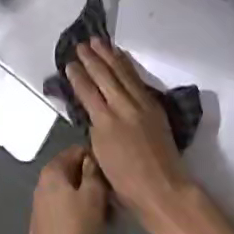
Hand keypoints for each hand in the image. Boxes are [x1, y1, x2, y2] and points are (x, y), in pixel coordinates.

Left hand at [26, 144, 108, 233]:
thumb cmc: (75, 228)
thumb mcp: (93, 196)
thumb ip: (94, 172)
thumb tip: (92, 159)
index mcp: (53, 169)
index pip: (78, 150)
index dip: (97, 159)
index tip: (111, 175)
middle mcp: (44, 180)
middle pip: (75, 170)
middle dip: (94, 181)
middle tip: (112, 196)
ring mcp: (43, 201)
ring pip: (72, 190)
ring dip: (89, 197)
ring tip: (107, 212)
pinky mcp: (46, 220)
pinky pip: (67, 206)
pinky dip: (80, 210)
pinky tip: (93, 223)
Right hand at [66, 40, 197, 233]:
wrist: (164, 191)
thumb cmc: (127, 186)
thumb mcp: (100, 158)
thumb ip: (95, 130)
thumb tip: (92, 112)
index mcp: (105, 123)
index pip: (87, 92)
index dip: (78, 76)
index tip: (70, 63)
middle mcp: (122, 108)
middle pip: (104, 76)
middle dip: (92, 59)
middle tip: (81, 44)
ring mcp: (141, 105)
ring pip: (122, 72)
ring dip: (109, 56)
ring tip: (99, 42)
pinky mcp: (154, 107)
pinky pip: (137, 79)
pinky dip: (128, 66)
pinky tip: (122, 58)